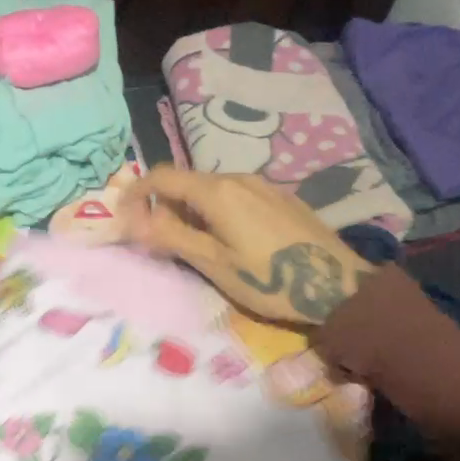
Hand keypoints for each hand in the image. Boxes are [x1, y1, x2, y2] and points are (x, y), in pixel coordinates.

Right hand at [119, 166, 371, 325]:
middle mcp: (237, 178)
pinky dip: (214, 211)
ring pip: (210, 189)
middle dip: (161, 205)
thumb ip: (169, 236)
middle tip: (155, 239)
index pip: (160, 176)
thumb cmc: (269, 277)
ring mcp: (261, 185)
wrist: (337, 284)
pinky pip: (233, 196)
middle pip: (185, 181)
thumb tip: (132, 219)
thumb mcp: (212, 263)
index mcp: (216, 191)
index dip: (134, 192)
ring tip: (191, 244)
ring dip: (189, 210)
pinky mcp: (279, 197)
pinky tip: (226, 240)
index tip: (122, 216)